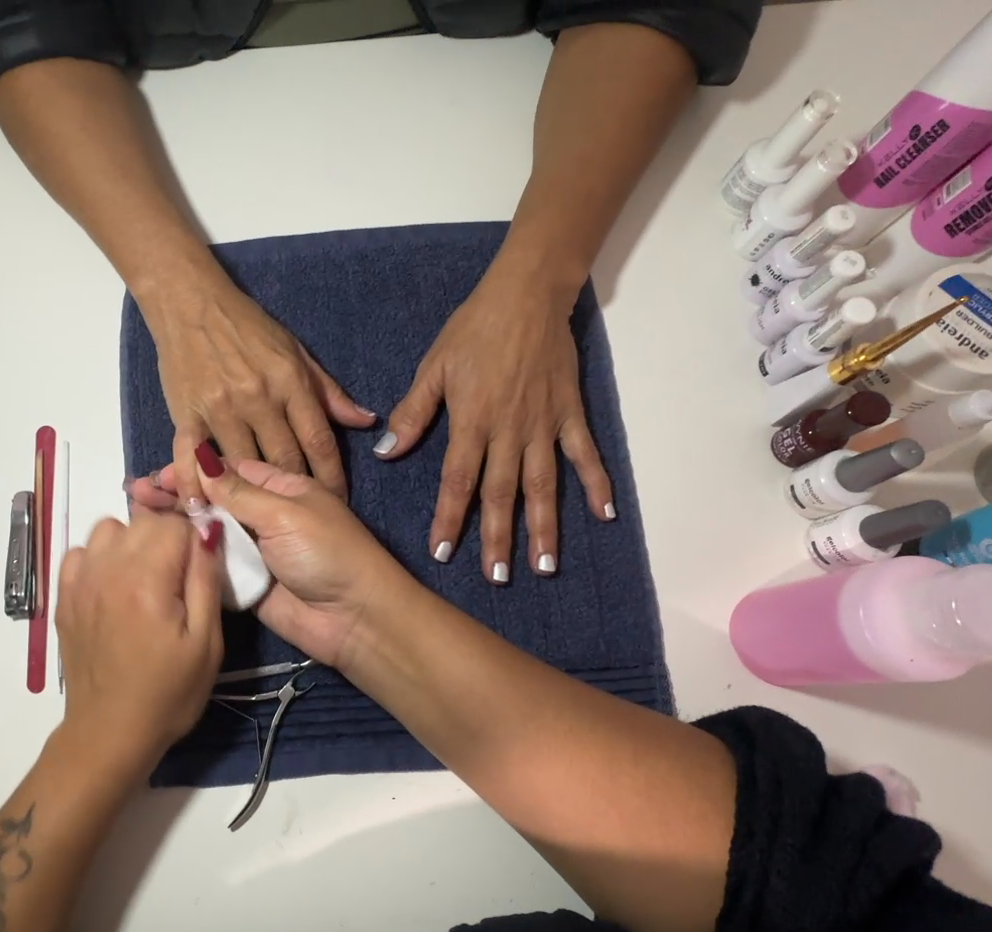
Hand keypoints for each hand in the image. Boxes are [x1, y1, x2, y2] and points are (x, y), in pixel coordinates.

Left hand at [55, 511, 224, 774]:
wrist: (110, 732)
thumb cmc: (168, 693)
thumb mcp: (206, 643)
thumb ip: (206, 581)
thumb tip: (207, 532)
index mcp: (146, 580)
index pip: (174, 524)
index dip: (195, 540)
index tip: (201, 569)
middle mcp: (107, 570)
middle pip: (142, 520)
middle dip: (167, 537)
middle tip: (178, 577)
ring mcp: (79, 582)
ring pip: (108, 528)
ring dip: (132, 541)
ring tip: (145, 577)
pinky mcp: (64, 597)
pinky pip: (80, 551)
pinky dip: (100, 557)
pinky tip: (113, 585)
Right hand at [130, 444, 409, 668]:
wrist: (355, 619)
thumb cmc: (328, 554)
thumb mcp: (285, 513)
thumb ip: (238, 492)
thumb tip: (199, 460)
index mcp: (281, 488)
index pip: (228, 470)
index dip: (192, 470)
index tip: (157, 473)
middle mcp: (264, 516)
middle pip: (212, 500)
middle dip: (176, 495)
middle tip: (135, 493)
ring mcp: (253, 551)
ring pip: (207, 533)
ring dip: (174, 525)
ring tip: (135, 515)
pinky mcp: (245, 584)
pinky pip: (211, 567)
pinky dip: (186, 558)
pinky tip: (155, 550)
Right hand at [144, 278, 375, 508]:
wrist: (190, 302)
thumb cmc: (247, 327)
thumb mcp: (296, 352)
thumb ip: (328, 392)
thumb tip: (365, 421)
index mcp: (291, 383)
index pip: (319, 441)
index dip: (332, 477)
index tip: (338, 501)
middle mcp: (259, 399)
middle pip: (285, 461)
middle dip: (298, 495)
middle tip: (306, 525)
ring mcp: (221, 408)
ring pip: (243, 466)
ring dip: (252, 499)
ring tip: (260, 525)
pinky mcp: (187, 414)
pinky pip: (191, 458)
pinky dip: (195, 486)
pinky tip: (200, 510)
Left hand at [375, 273, 613, 584]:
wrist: (526, 295)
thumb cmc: (474, 330)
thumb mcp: (433, 368)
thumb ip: (413, 413)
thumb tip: (386, 451)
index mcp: (472, 423)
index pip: (458, 482)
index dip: (450, 519)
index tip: (444, 553)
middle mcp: (509, 432)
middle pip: (501, 494)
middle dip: (498, 538)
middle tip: (497, 576)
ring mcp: (543, 425)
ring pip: (543, 484)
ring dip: (544, 526)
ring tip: (544, 565)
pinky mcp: (570, 412)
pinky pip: (584, 453)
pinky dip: (596, 483)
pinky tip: (605, 514)